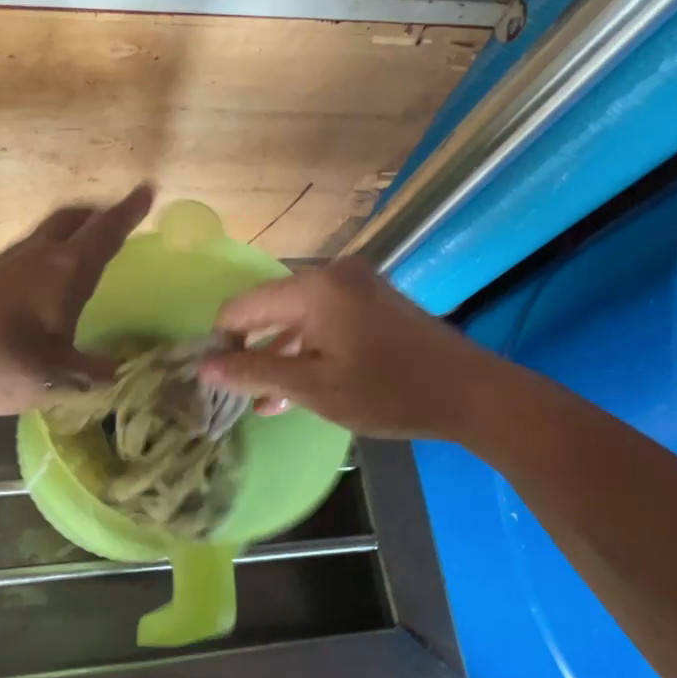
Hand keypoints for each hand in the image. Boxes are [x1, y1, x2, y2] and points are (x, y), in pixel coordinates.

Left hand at [0, 184, 154, 422]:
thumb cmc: (2, 366)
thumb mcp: (58, 378)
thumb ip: (90, 372)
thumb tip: (113, 371)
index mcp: (64, 273)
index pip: (104, 233)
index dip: (127, 213)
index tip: (144, 192)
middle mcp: (33, 257)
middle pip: (69, 221)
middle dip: (93, 216)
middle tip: (110, 218)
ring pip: (40, 236)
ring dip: (63, 235)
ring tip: (74, 249)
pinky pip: (16, 257)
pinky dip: (36, 259)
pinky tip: (31, 284)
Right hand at [197, 257, 511, 439]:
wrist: (472, 394)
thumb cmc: (387, 391)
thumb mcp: (313, 387)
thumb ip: (254, 372)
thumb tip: (204, 366)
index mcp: (313, 288)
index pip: (241, 306)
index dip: (222, 342)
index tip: (219, 381)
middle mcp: (333, 276)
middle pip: (269, 309)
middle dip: (251, 350)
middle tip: (240, 392)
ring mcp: (358, 288)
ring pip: (297, 319)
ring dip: (279, 356)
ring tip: (265, 401)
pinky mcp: (375, 304)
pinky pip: (324, 322)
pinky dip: (308, 350)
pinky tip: (298, 388)